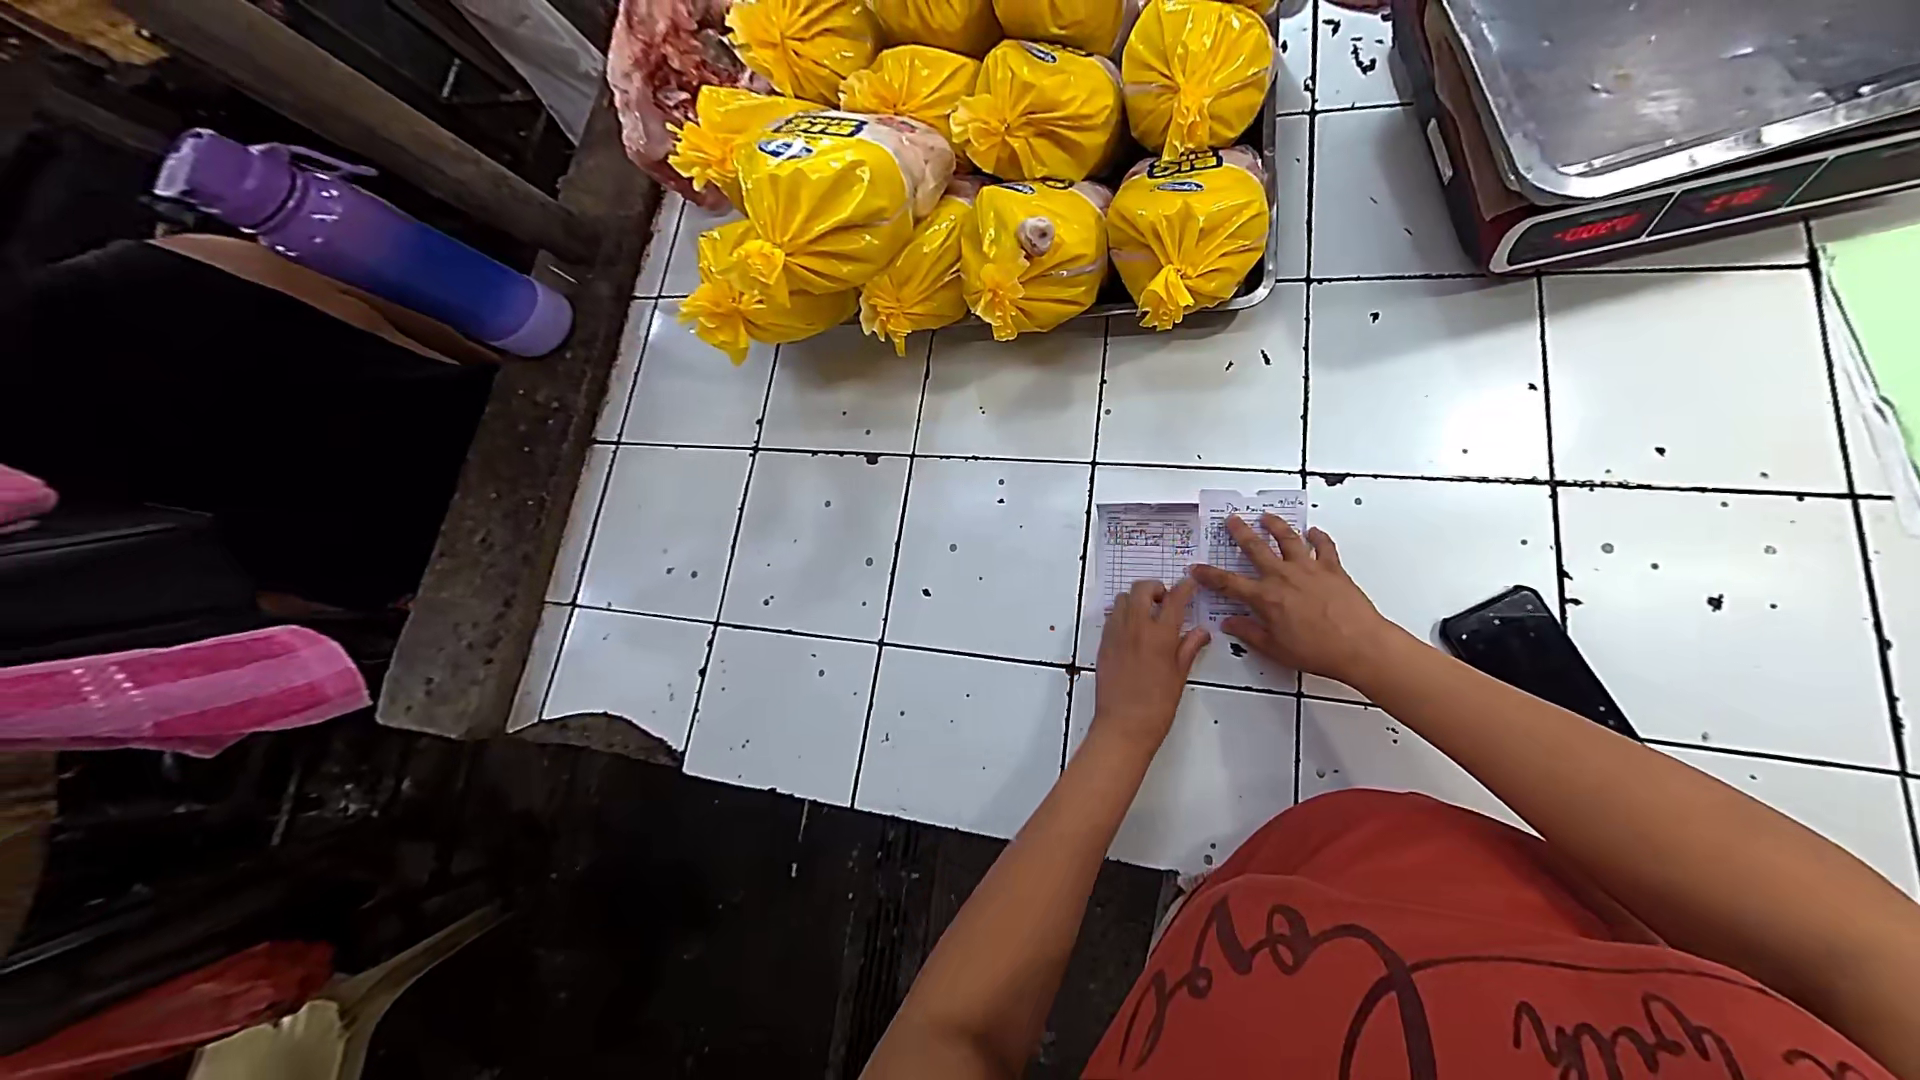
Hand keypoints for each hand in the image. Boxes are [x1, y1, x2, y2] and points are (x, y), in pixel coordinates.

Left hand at [1093, 578, 1210, 748]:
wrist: (1123, 724)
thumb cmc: (1157, 705)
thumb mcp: (1179, 675)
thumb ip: (1188, 647)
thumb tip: (1201, 632)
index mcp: (1160, 634)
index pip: (1174, 599)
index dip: (1184, 587)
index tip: (1189, 583)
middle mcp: (1135, 628)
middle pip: (1141, 589)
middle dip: (1155, 588)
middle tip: (1165, 600)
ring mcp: (1116, 634)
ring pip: (1122, 599)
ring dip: (1136, 599)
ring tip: (1148, 615)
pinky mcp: (1103, 643)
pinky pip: (1112, 617)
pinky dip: (1123, 615)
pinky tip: (1133, 630)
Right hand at [1191, 515, 1403, 686]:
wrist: (1360, 646)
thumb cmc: (1318, 650)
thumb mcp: (1274, 648)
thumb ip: (1249, 632)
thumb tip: (1231, 624)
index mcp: (1265, 598)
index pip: (1227, 582)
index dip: (1209, 575)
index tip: (1197, 568)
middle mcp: (1283, 577)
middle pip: (1255, 548)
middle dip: (1240, 532)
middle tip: (1232, 521)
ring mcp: (1309, 570)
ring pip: (1287, 539)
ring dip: (1275, 526)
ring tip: (1267, 517)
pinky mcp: (1333, 570)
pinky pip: (1324, 547)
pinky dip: (1318, 537)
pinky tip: (1314, 532)